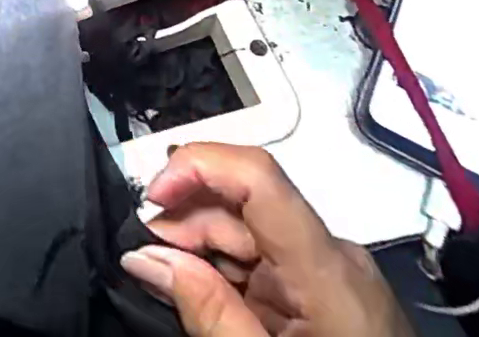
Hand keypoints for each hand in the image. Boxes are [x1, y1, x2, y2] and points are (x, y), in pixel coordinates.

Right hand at [121, 143, 413, 336]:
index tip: (152, 197)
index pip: (259, 176)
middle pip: (244, 203)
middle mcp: (334, 257)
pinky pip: (262, 260)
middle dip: (185, 218)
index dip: (198, 166)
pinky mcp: (326, 292)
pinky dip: (223, 269)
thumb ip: (207, 312)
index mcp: (329, 272)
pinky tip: (200, 292)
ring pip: (246, 228)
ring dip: (198, 246)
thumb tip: (144, 256)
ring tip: (166, 278)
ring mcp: (332, 274)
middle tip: (145, 255)